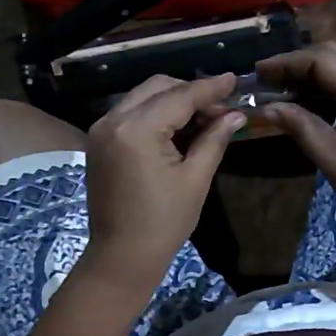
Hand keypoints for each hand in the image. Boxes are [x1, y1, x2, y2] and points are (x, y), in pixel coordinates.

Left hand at [84, 73, 244, 285]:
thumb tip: (236, 115)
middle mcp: (113, 120)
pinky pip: (130, 113)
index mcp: (137, 129)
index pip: (180, 96)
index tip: (235, 79)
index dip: (210, 88)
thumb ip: (214, 139)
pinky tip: (178, 128)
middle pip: (158, 87)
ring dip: (173, 101)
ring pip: (143, 97)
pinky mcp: (99, 141)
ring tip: (204, 117)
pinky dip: (155, 114)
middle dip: (191, 92)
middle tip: (222, 107)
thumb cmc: (164, 222)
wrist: (122, 256)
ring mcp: (101, 129)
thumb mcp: (195, 179)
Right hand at [256, 44, 335, 236]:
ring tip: (286, 89)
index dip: (286, 63)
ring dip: (317, 72)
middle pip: (335, 53)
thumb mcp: (332, 157)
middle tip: (269, 79)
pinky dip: (335, 83)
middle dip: (300, 63)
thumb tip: (268, 108)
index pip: (320, 59)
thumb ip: (299, 125)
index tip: (257, 72)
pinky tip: (314, 100)